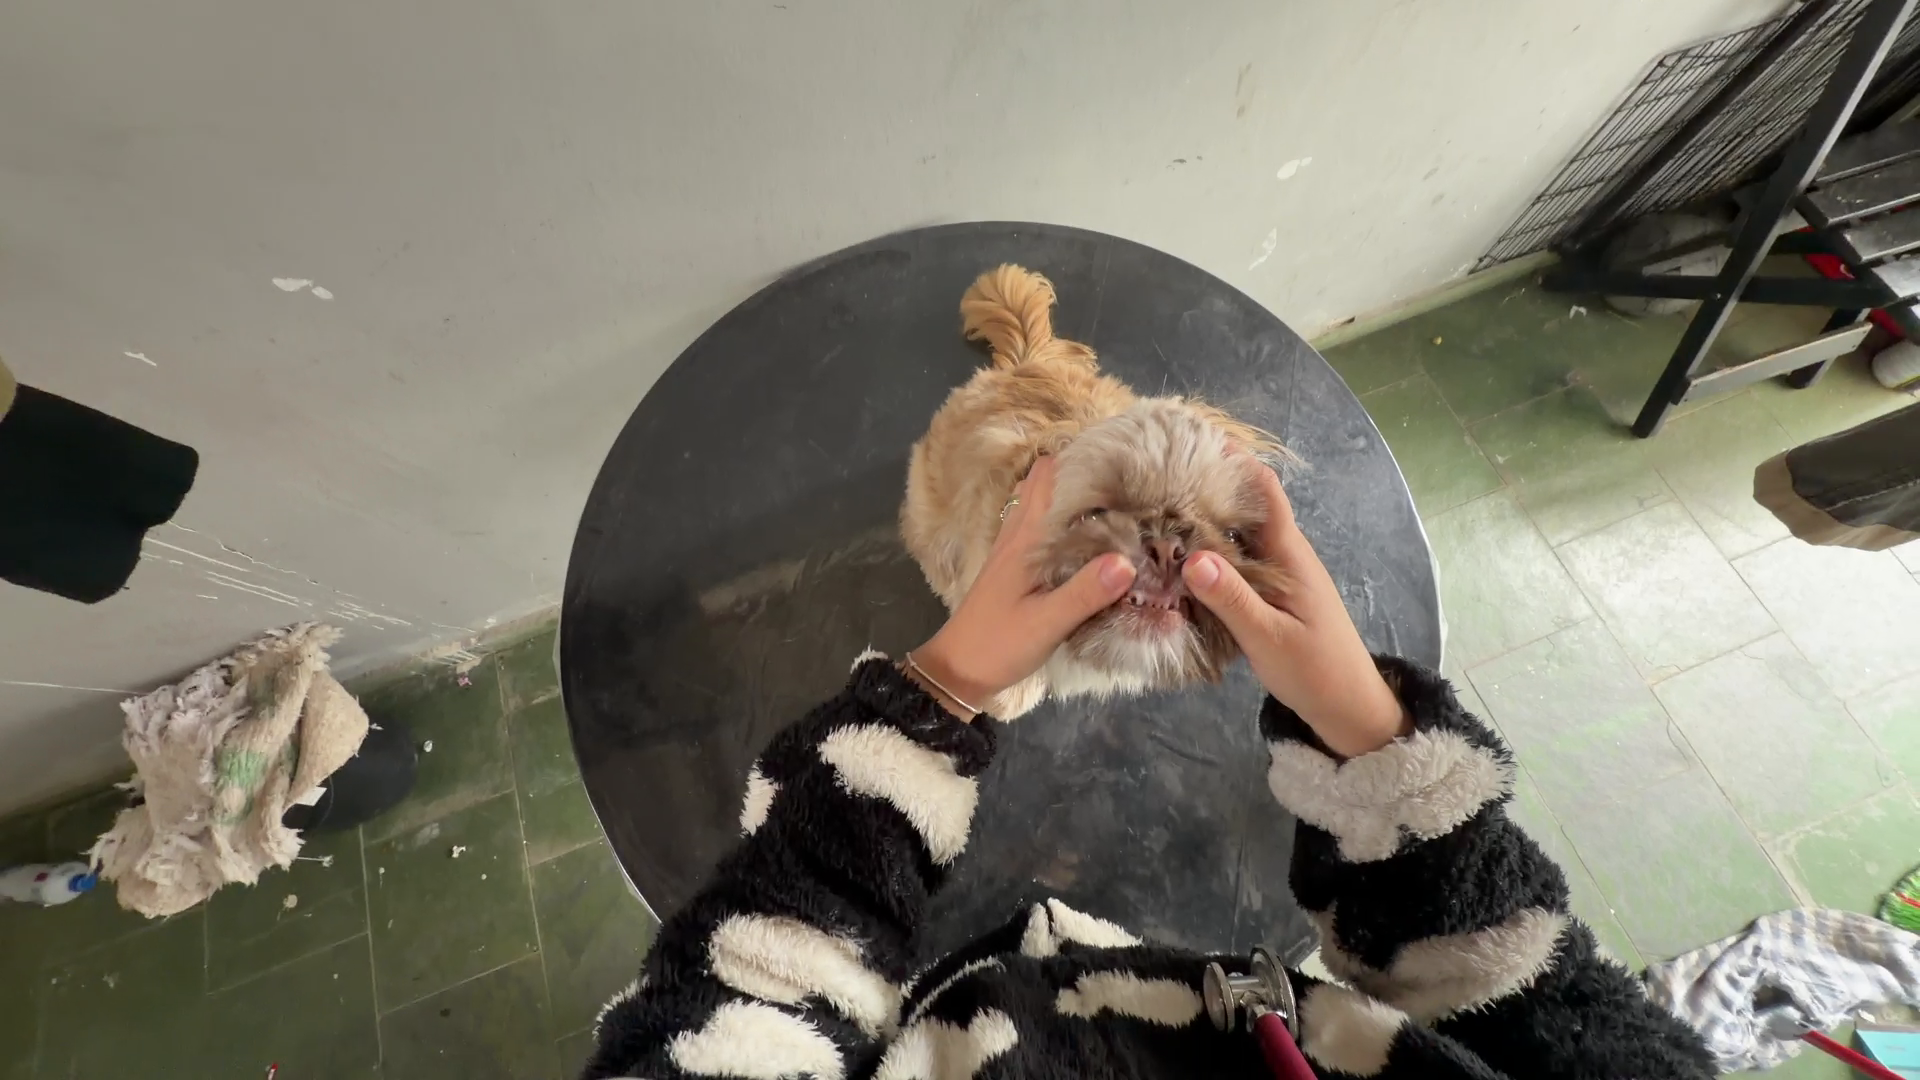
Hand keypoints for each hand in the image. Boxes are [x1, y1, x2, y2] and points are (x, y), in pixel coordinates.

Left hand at [907, 456, 1136, 719]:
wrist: (958, 671)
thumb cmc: (997, 643)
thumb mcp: (1045, 623)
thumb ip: (1084, 592)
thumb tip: (1128, 560)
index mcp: (1024, 537)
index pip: (1047, 475)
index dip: (1081, 457)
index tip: (1124, 456)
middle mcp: (1019, 535)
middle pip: (1049, 484)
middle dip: (1086, 474)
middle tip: (1134, 477)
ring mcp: (1016, 551)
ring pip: (1047, 507)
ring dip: (1078, 499)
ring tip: (1124, 501)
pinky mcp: (1018, 570)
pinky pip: (1046, 533)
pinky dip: (1070, 526)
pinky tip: (1097, 539)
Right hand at [1181, 465, 1408, 756]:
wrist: (1348, 707)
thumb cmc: (1315, 670)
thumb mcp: (1269, 637)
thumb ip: (1233, 598)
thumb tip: (1192, 558)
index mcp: (1289, 553)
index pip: (1263, 491)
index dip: (1233, 461)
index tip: (1191, 443)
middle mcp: (1282, 553)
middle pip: (1243, 505)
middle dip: (1206, 486)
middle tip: (1154, 476)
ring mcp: (1275, 572)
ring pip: (1234, 533)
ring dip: (1201, 519)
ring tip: (1153, 509)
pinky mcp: (1266, 591)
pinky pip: (1232, 559)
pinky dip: (1205, 550)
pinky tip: (1174, 556)